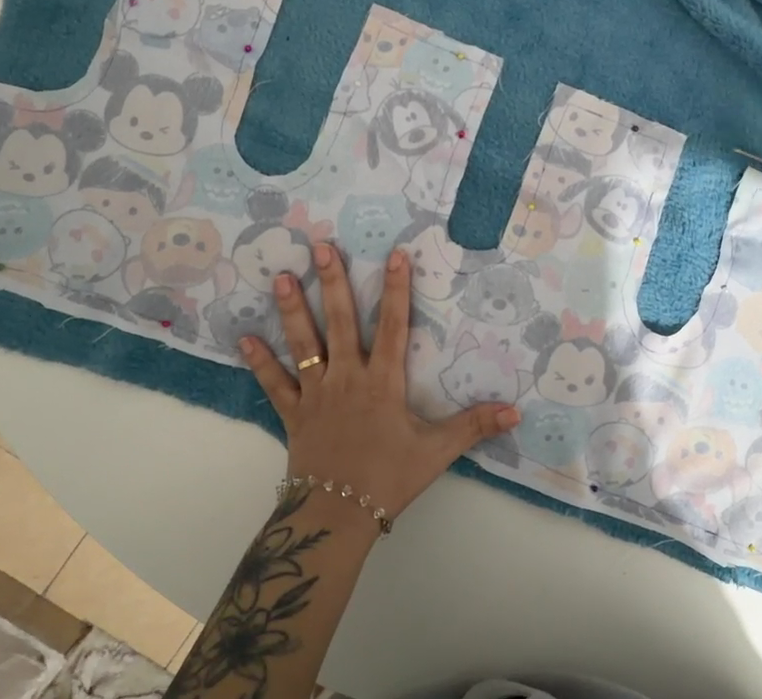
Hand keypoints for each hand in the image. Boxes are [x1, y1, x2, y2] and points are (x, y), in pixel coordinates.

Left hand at [242, 243, 521, 521]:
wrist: (336, 515)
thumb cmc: (388, 478)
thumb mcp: (437, 451)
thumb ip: (474, 426)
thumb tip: (515, 411)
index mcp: (382, 382)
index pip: (393, 326)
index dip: (396, 289)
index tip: (395, 254)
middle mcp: (347, 378)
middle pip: (340, 322)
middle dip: (333, 282)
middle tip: (321, 247)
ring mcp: (316, 394)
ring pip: (304, 344)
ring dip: (293, 309)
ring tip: (281, 276)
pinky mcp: (293, 414)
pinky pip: (274, 384)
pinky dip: (260, 362)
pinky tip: (245, 339)